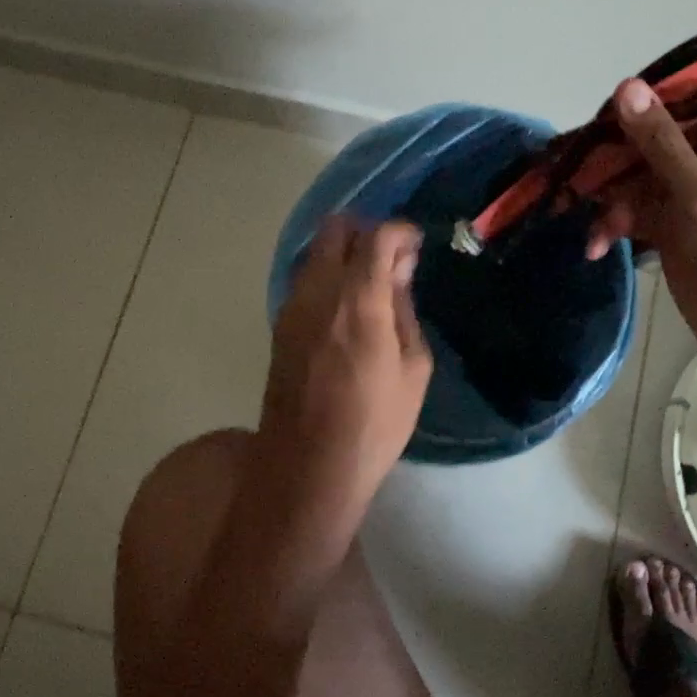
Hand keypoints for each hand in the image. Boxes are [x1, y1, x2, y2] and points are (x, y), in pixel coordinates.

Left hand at [261, 217, 433, 503]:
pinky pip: (304, 281)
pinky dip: (326, 277)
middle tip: (392, 259)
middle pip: (334, 229)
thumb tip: (399, 271)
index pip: (376, 235)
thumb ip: (404, 310)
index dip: (401, 231)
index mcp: (358, 299)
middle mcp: (318, 291)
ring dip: (343, 254)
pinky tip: (347, 308)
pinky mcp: (279, 327)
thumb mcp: (413, 368)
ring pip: (314, 252)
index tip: (416, 245)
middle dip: (366, 231)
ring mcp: (292, 307)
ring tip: (372, 285)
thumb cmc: (374, 424)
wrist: (308, 468)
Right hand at [587, 79, 696, 367]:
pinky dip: (614, 222)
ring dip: (608, 195)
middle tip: (574, 166)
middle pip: (657, 139)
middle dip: (615, 156)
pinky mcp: (674, 222)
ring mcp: (693, 192)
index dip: (649, 102)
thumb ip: (661, 142)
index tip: (605, 112)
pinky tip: (594, 243)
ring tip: (573, 209)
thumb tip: (627, 87)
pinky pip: (636, 208)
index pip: (693, 100)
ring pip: (639, 174)